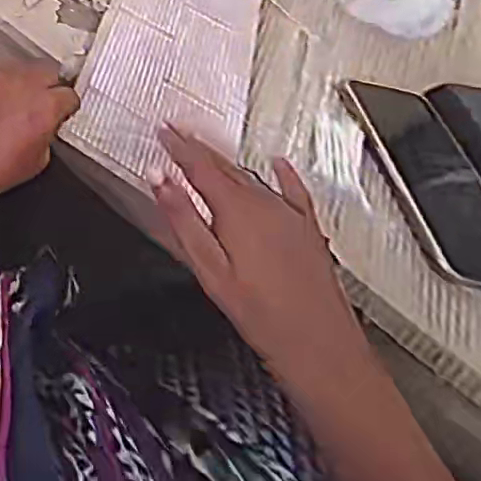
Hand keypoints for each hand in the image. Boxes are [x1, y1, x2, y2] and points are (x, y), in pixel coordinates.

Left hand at [0, 62, 78, 240]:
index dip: (68, 106)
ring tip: (22, 102)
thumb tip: (48, 123)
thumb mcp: (39, 159)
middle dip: (52, 87)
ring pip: (25, 68)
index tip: (64, 113)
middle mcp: (23, 85)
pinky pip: (1, 73)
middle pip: (50, 72)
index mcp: (45, 106)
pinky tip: (0, 102)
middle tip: (47, 104)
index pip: (70, 94)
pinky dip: (5, 83)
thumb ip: (49, 131)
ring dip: (28, 81)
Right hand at [154, 125, 368, 381]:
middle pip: (223, 166)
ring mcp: (291, 218)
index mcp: (237, 211)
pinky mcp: (308, 232)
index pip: (199, 166)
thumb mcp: (208, 266)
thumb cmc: (262, 313)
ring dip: (224, 159)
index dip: (177, 146)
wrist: (320, 348)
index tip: (163, 132)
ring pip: (250, 176)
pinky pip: (294, 192)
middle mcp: (266, 206)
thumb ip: (182, 218)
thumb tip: (159, 181)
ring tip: (205, 146)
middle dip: (197, 146)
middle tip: (176, 132)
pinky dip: (282, 174)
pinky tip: (278, 164)